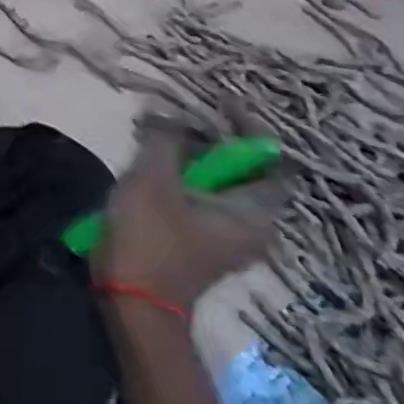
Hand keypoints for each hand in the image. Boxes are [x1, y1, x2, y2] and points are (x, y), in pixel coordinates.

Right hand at [95, 124, 284, 312]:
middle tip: (173, 118)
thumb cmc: (150, 238)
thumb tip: (167, 112)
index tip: (218, 102)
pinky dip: (178, 175)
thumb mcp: (154, 179)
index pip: (272, 161)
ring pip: (214, 181)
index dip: (249, 128)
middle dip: (207, 138)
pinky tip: (147, 164)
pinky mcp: (197, 240)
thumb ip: (165, 139)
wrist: (131, 301)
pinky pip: (197, 196)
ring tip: (151, 135)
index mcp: (254, 213)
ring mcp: (223, 235)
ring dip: (187, 155)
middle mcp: (250, 225)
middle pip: (240, 168)